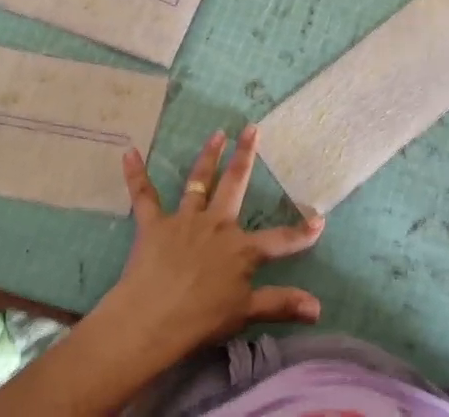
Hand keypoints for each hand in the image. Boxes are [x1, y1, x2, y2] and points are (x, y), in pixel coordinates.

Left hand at [106, 127, 323, 355]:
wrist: (151, 319)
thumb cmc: (200, 319)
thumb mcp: (246, 313)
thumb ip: (281, 303)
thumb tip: (319, 308)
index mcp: (242, 248)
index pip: (280, 240)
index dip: (302, 233)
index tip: (319, 219)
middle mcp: (217, 225)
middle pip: (235, 185)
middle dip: (246, 156)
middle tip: (252, 129)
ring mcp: (184, 221)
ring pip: (199, 181)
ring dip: (208, 156)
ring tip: (217, 133)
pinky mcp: (153, 224)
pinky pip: (144, 196)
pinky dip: (136, 174)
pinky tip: (128, 153)